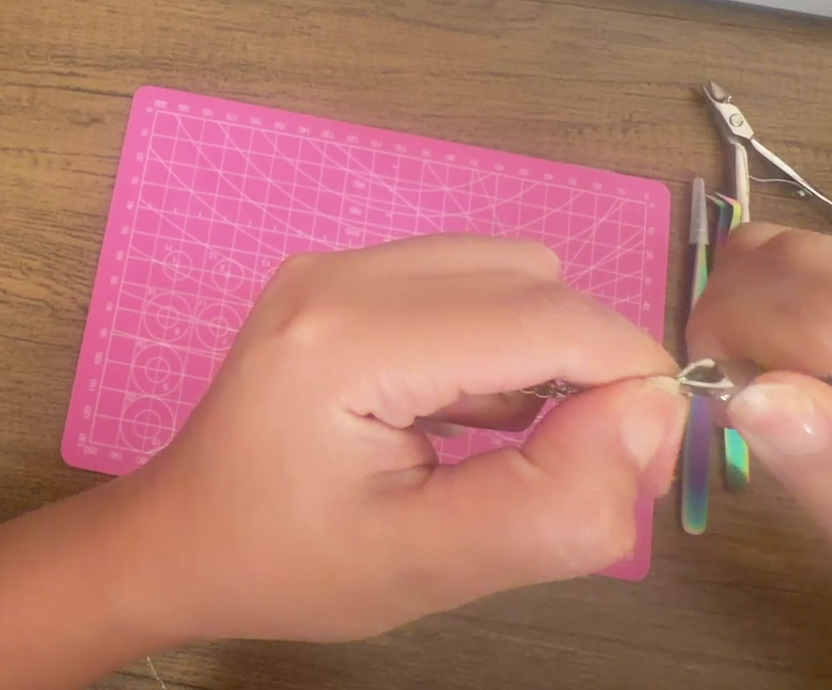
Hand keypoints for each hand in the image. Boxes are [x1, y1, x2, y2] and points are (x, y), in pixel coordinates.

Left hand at [110, 234, 684, 643]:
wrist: (184, 532)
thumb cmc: (288, 561)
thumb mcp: (429, 566)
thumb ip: (555, 500)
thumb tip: (647, 411)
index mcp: (350, 337)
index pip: (545, 316)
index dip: (628, 379)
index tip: (642, 465)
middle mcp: (338, 273)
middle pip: (526, 280)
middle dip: (586, 363)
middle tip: (577, 466)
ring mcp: (330, 266)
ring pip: (497, 270)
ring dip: (537, 347)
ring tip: (505, 441)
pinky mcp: (332, 278)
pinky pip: (452, 279)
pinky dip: (489, 335)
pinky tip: (461, 407)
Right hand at [691, 225, 831, 689]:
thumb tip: (748, 394)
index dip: (746, 336)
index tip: (711, 402)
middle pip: (814, 269)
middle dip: (731, 321)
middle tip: (725, 403)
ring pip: (803, 253)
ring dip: (740, 308)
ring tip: (752, 385)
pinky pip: (814, 263)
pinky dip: (760, 298)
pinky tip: (778, 362)